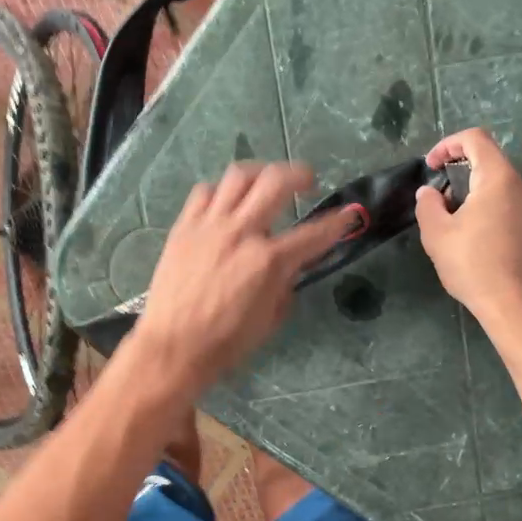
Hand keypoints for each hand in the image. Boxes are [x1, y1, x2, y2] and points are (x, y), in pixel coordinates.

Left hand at [128, 161, 349, 394]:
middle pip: (276, 181)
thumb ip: (285, 284)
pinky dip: (221, 191)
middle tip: (308, 182)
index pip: (314, 233)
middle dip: (300, 174)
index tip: (349, 214)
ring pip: (238, 176)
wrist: (173, 347)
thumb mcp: (269, 318)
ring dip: (260, 173)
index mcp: (268, 261)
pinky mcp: (184, 227)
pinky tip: (227, 203)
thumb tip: (290, 265)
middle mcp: (241, 233)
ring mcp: (209, 225)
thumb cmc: (226, 342)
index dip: (338, 222)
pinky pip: (205, 192)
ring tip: (266, 183)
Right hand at [415, 129, 521, 327]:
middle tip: (439, 205)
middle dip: (459, 176)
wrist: (517, 306)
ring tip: (456, 227)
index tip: (432, 166)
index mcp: (499, 178)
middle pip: (488, 164)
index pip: (475, 139)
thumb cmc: (474, 266)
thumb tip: (429, 193)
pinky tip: (478, 241)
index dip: (448, 144)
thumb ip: (428, 205)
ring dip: (475, 197)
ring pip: (500, 188)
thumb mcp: (437, 234)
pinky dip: (491, 212)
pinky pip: (511, 207)